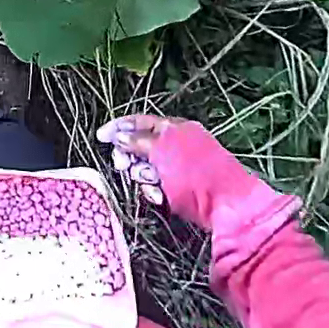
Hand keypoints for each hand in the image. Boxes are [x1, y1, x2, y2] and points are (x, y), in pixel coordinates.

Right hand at [97, 113, 277, 230]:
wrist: (228, 206)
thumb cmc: (195, 173)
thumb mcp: (162, 151)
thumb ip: (138, 141)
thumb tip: (118, 136)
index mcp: (174, 128)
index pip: (139, 122)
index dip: (118, 128)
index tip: (100, 138)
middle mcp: (176, 144)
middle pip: (140, 145)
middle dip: (129, 157)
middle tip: (124, 166)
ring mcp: (179, 166)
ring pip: (146, 167)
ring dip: (142, 177)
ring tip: (152, 186)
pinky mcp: (180, 187)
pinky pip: (157, 184)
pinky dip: (154, 190)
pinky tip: (159, 197)